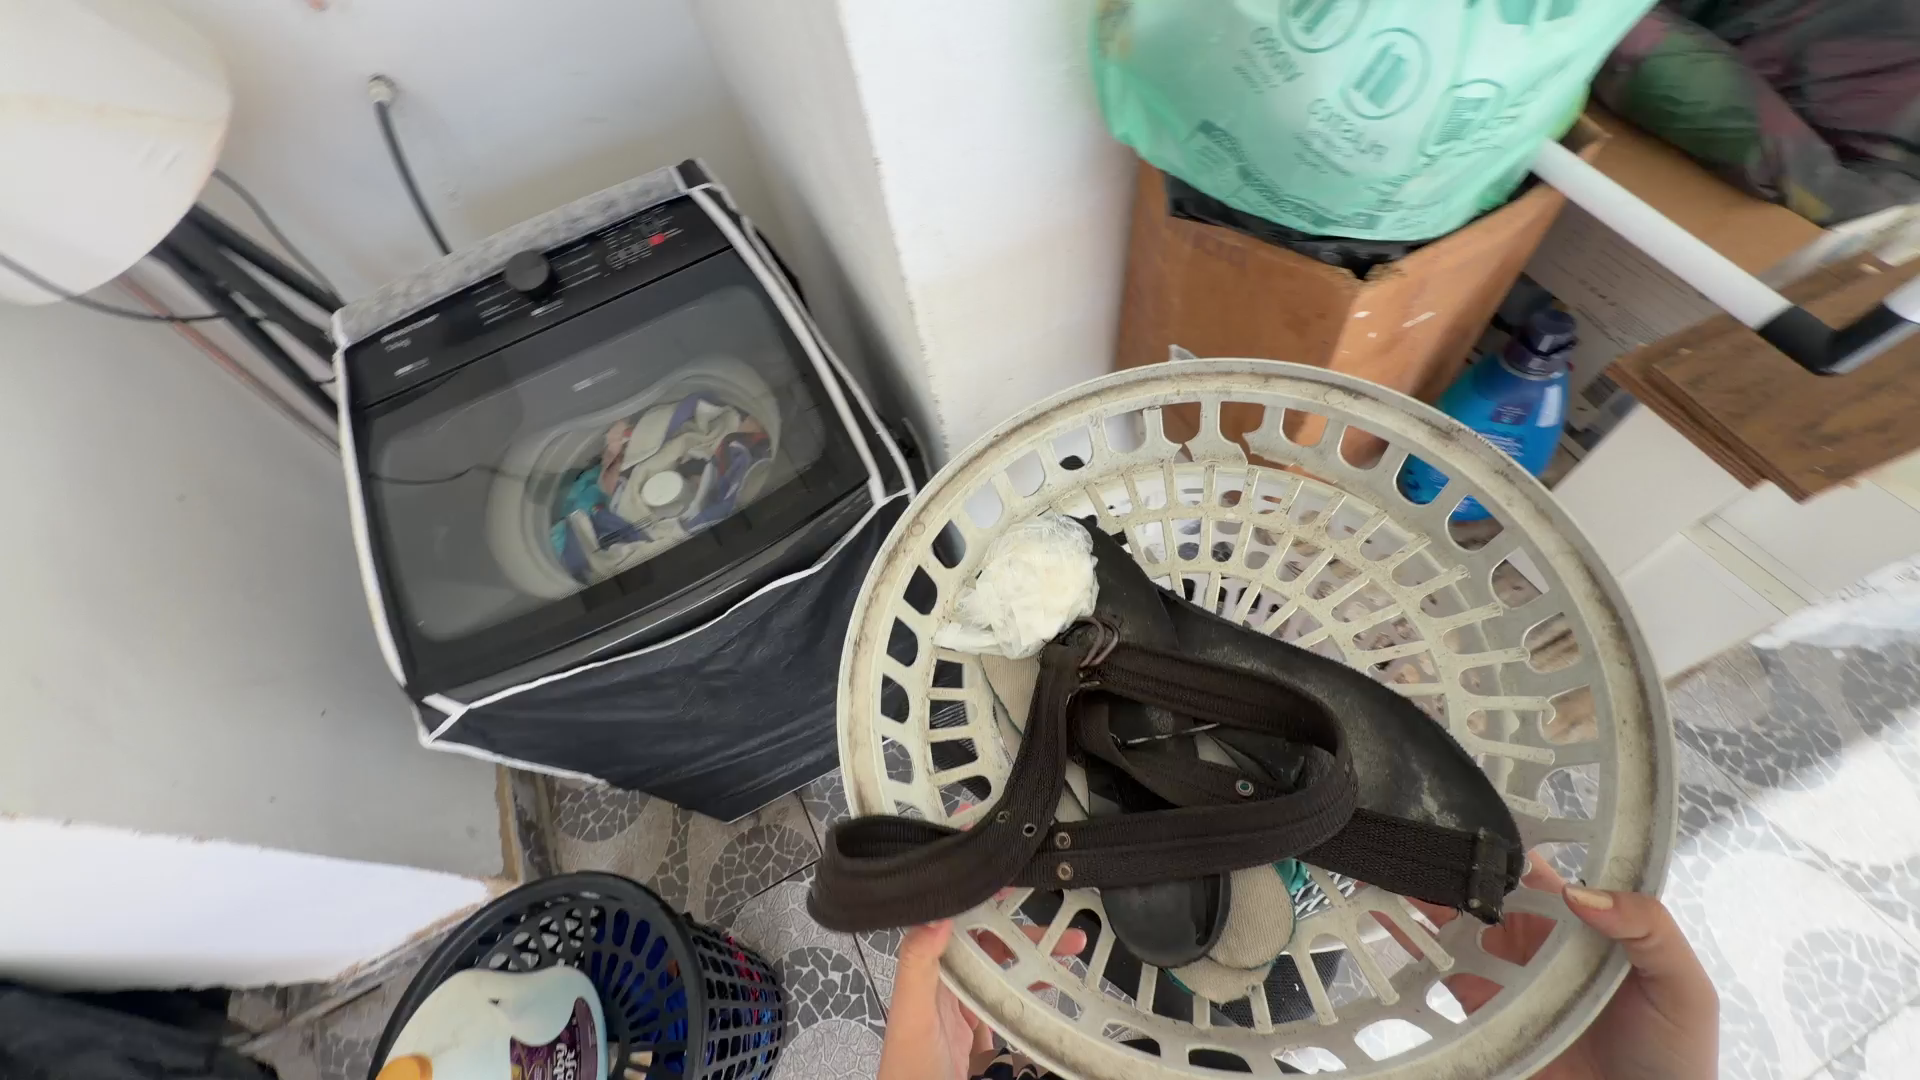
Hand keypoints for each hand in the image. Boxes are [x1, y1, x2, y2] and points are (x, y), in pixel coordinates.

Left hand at [878, 920, 1088, 1079]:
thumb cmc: (907, 1071)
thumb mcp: (911, 1014)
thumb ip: (918, 964)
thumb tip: (936, 916)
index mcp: (931, 971)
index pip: (961, 924)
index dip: (988, 904)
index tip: (1017, 888)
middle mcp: (949, 986)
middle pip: (993, 948)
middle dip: (1028, 937)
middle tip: (1065, 934)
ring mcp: (967, 1012)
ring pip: (1006, 976)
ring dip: (1035, 965)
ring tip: (1068, 956)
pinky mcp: (980, 1039)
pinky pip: (1011, 1010)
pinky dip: (1032, 998)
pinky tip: (1050, 993)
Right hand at [1389, 858, 1716, 1079]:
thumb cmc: (1669, 1056)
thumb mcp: (1683, 989)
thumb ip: (1649, 930)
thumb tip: (1577, 891)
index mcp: (1569, 919)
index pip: (1523, 864)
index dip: (1491, 836)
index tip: (1453, 809)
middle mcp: (1524, 933)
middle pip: (1471, 882)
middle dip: (1436, 857)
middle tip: (1402, 833)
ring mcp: (1492, 964)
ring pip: (1442, 913)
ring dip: (1411, 887)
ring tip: (1379, 863)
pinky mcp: (1468, 996)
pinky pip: (1428, 958)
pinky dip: (1397, 930)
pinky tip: (1375, 908)